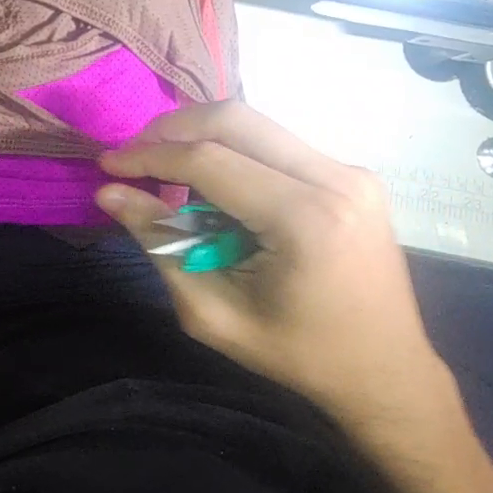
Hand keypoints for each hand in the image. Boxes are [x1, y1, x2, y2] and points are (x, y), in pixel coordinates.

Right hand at [97, 101, 457, 429]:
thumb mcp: (212, 312)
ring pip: (255, 123)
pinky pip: (276, 142)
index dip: (149, 157)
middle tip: (131, 156)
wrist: (386, 372)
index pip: (209, 160)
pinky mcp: (351, 174)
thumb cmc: (296, 354)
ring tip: (162, 169)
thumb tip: (108, 193)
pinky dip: (231, 151)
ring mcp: (350, 172)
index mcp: (305, 219)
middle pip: (233, 119)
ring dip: (199, 136)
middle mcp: (335, 179)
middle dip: (170, 130)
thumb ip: (160, 244)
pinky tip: (209, 184)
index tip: (106, 166)